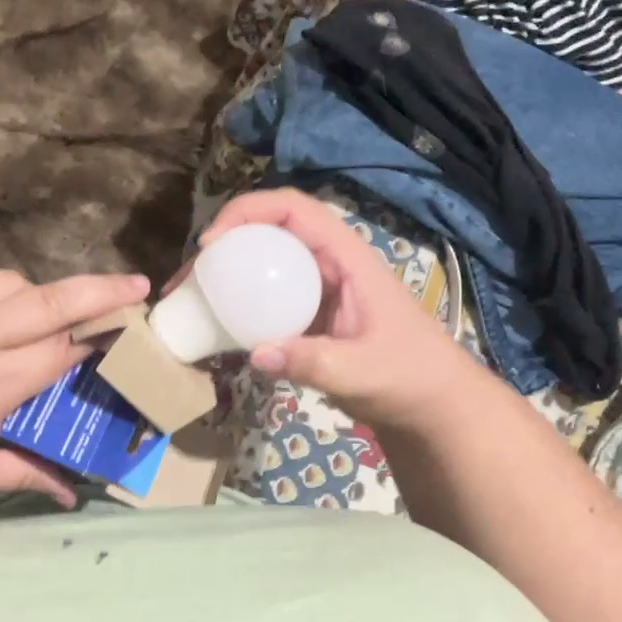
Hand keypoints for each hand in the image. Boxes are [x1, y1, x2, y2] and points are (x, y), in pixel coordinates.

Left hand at [0, 268, 151, 512]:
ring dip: (34, 297)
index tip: (124, 334)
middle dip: (103, 290)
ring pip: (13, 281)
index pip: (66, 349)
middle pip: (56, 299)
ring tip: (32, 319)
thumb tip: (74, 494)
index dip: (98, 342)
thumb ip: (29, 473)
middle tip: (137, 283)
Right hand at [199, 189, 478, 428]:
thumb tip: (255, 352)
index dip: (249, 212)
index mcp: (347, 258)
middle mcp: (328, 266)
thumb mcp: (364, 371)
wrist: (435, 410)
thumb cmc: (412, 379)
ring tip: (187, 298)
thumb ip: (313, 362)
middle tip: (186, 276)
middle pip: (270, 232)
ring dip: (225, 274)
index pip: (294, 210)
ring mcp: (317, 292)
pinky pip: (266, 299)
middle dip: (224, 243)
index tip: (212, 243)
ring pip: (264, 265)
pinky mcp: (308, 319)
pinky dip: (237, 305)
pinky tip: (213, 327)